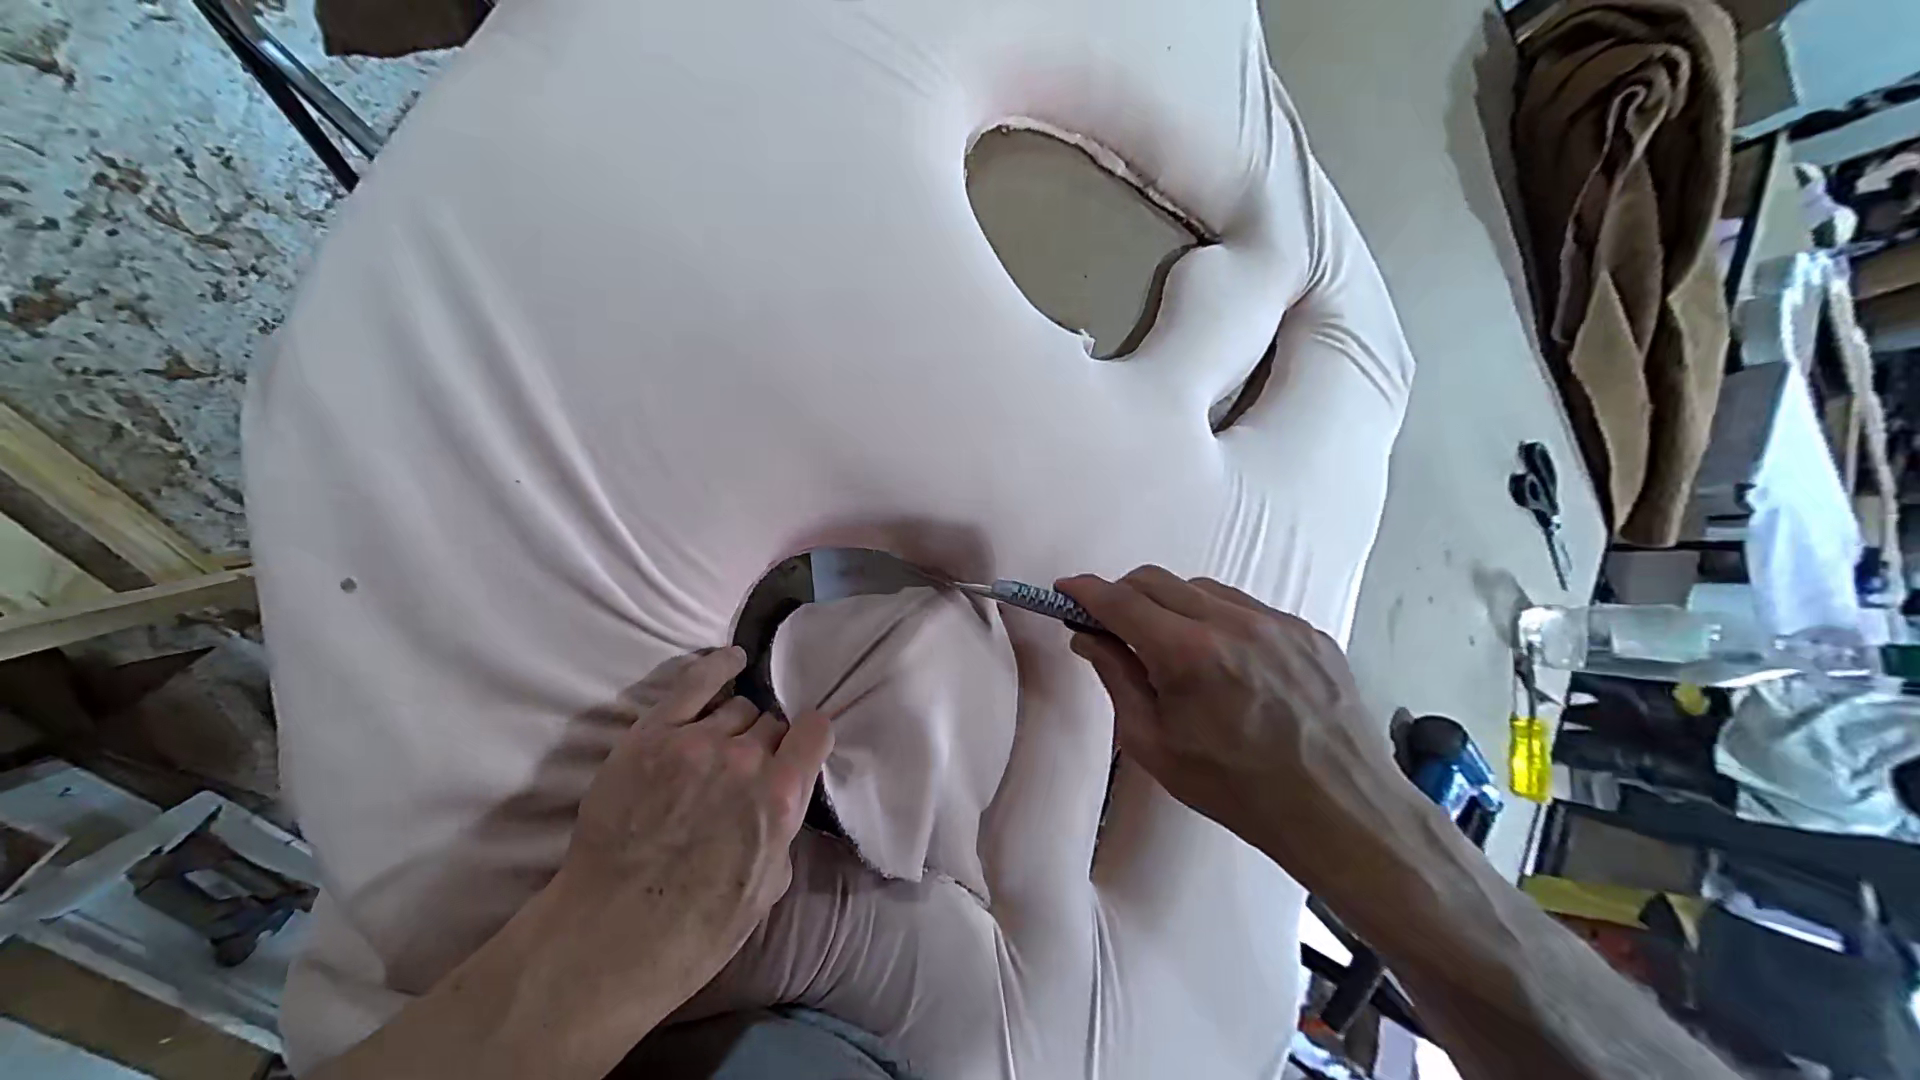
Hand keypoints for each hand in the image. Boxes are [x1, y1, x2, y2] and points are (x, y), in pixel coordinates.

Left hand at [549, 647, 833, 1007]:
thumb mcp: (770, 884)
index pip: (816, 731)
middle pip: (772, 722)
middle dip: (768, 742)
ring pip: (736, 708)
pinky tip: (732, 660)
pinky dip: (718, 667)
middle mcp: (745, 759)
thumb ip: (785, 825)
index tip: (802, 748)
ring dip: (736, 726)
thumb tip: (784, 796)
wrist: (608, 939)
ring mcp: (695, 742)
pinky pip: (694, 682)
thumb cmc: (697, 929)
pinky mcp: (650, 736)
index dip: (810, 739)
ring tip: (719, 749)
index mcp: (782, 796)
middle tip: (748, 769)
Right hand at [1057, 567, 1406, 882]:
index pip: (1121, 601)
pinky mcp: (1307, 630)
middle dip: (1123, 594)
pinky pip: (1245, 606)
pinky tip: (1224, 658)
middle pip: (1157, 580)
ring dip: (1171, 605)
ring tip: (1174, 647)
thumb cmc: (1234, 787)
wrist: (1338, 809)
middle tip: (1113, 625)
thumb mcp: (1154, 744)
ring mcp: (1277, 622)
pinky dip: (1217, 619)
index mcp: (1190, 654)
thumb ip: (1116, 678)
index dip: (1085, 591)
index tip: (1065, 589)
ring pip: (1201, 588)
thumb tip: (1088, 636)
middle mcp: (1233, 622)